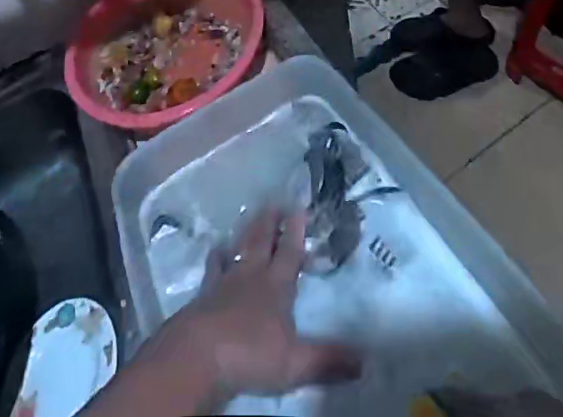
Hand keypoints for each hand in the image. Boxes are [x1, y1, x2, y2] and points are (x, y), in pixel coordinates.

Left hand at [156, 209, 360, 403]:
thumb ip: (328, 359)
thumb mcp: (295, 361)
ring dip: (244, 234)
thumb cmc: (249, 353)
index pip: (290, 252)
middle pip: (262, 242)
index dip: (296, 231)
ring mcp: (223, 283)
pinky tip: (215, 250)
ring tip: (246, 218)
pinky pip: (211, 270)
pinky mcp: (202, 297)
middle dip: (270, 222)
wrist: (196, 356)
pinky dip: (215, 258)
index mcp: (276, 285)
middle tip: (273, 201)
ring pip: (237, 250)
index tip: (300, 207)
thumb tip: (366, 362)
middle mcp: (251, 276)